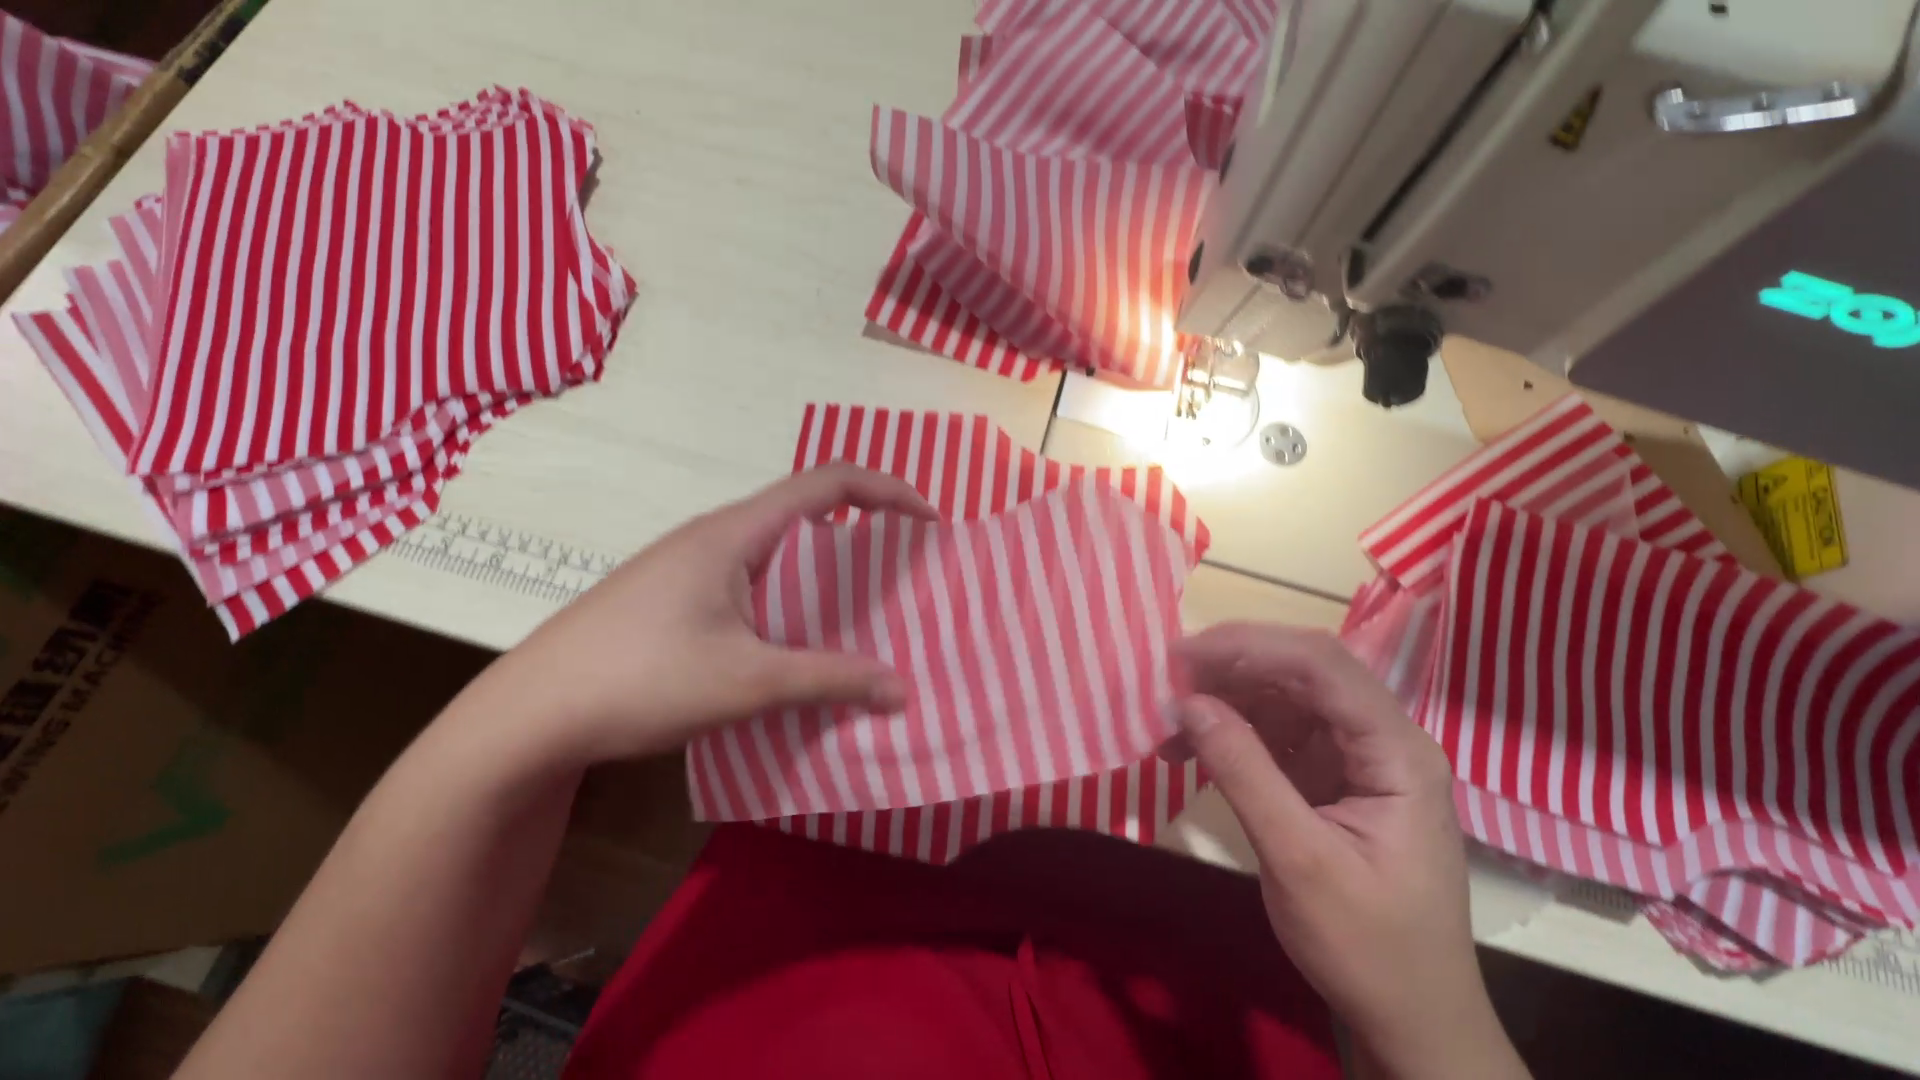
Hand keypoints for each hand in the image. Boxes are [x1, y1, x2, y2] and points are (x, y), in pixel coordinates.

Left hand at [476, 464, 933, 767]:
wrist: (532, 713)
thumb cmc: (642, 680)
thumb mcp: (748, 683)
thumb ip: (830, 680)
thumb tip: (904, 689)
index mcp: (734, 533)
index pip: (826, 483)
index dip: (886, 491)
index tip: (929, 523)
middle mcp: (713, 537)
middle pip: (804, 514)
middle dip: (862, 536)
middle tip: (904, 579)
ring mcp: (688, 568)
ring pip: (776, 554)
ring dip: (824, 575)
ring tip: (864, 617)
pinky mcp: (673, 599)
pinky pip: (751, 584)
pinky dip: (791, 601)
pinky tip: (798, 646)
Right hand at [1173, 623, 1525, 1079]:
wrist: (1412, 1016)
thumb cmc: (1366, 944)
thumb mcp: (1297, 860)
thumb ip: (1244, 772)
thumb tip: (1187, 702)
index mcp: (1398, 751)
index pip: (1323, 666)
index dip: (1249, 647)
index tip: (1179, 656)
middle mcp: (1386, 740)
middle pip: (1304, 674)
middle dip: (1231, 672)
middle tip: (1165, 687)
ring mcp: (1362, 759)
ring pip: (1288, 701)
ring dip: (1227, 705)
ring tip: (1169, 729)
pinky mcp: (1339, 780)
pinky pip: (1283, 737)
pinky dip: (1236, 738)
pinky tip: (1193, 753)